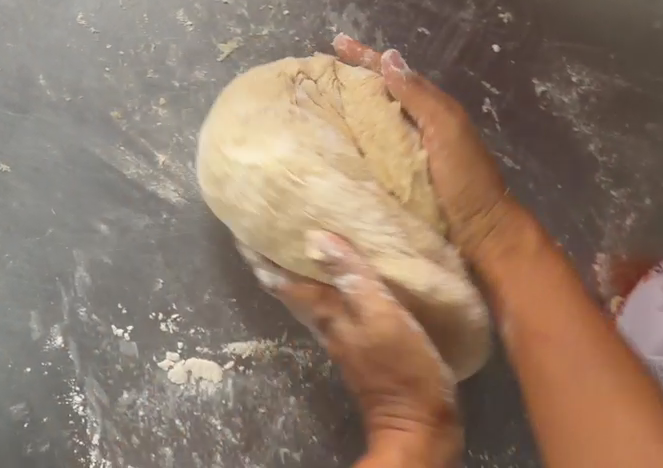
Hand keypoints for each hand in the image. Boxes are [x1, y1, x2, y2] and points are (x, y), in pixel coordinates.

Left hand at [245, 234, 461, 466]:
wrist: (419, 429)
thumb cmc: (401, 366)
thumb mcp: (381, 313)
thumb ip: (351, 277)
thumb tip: (316, 236)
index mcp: (325, 312)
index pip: (281, 280)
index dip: (260, 258)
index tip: (242, 234)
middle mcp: (326, 324)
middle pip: (291, 287)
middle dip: (276, 261)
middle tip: (266, 232)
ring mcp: (343, 338)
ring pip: (310, 297)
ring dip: (300, 273)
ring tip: (297, 248)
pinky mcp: (361, 348)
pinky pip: (333, 307)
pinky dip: (328, 288)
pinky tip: (339, 281)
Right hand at [333, 35, 511, 257]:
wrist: (481, 231)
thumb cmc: (465, 177)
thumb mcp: (445, 128)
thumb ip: (418, 95)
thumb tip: (388, 57)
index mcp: (430, 105)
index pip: (393, 72)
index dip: (365, 56)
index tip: (337, 42)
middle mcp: (417, 121)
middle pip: (380, 90)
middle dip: (352, 76)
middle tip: (319, 68)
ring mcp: (407, 148)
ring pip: (373, 116)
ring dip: (348, 104)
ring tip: (317, 97)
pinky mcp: (397, 172)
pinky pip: (370, 144)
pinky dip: (351, 134)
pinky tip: (332, 136)